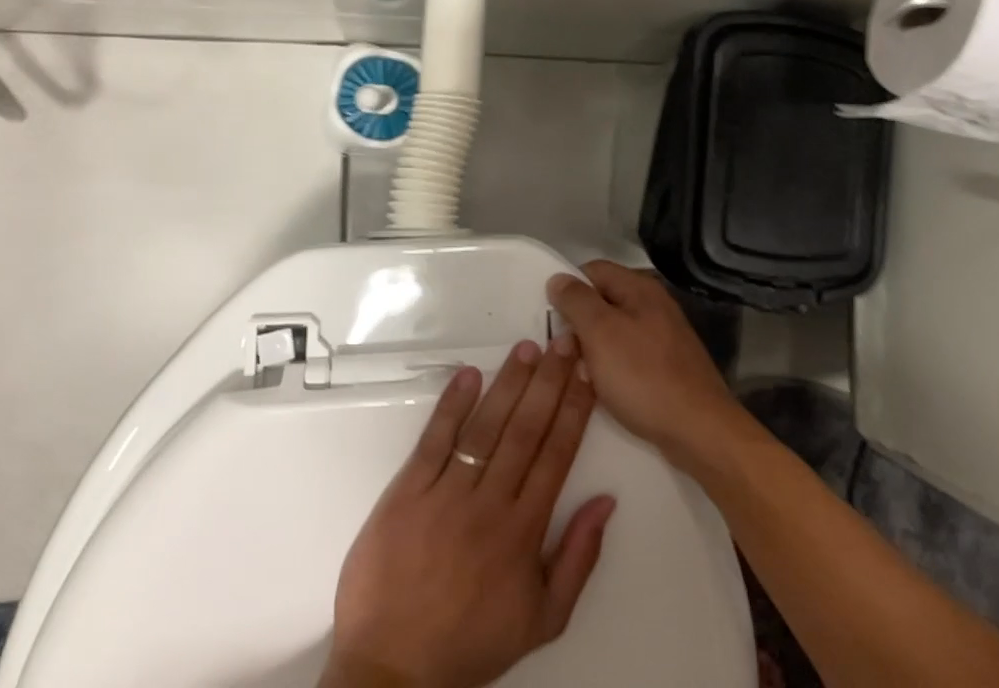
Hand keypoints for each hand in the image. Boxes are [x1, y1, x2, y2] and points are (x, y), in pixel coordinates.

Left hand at [319, 338, 615, 687]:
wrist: (393, 671)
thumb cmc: (471, 643)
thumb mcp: (544, 617)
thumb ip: (579, 557)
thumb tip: (605, 503)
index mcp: (524, 531)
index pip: (557, 455)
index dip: (575, 411)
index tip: (587, 376)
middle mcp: (489, 505)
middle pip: (526, 430)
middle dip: (550, 383)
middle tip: (565, 344)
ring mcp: (444, 497)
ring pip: (485, 428)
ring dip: (509, 385)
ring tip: (528, 350)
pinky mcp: (404, 497)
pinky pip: (432, 443)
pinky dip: (450, 408)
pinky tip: (468, 377)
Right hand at [546, 262, 740, 464]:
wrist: (697, 427)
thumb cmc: (644, 376)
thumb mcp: (601, 333)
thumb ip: (577, 301)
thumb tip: (558, 277)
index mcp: (641, 289)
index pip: (593, 270)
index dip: (567, 287)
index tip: (546, 316)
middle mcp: (654, 305)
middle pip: (603, 301)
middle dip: (577, 321)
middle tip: (556, 348)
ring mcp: (663, 336)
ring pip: (613, 332)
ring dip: (590, 348)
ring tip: (573, 370)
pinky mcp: (666, 365)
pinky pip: (627, 357)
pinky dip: (610, 367)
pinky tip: (600, 387)